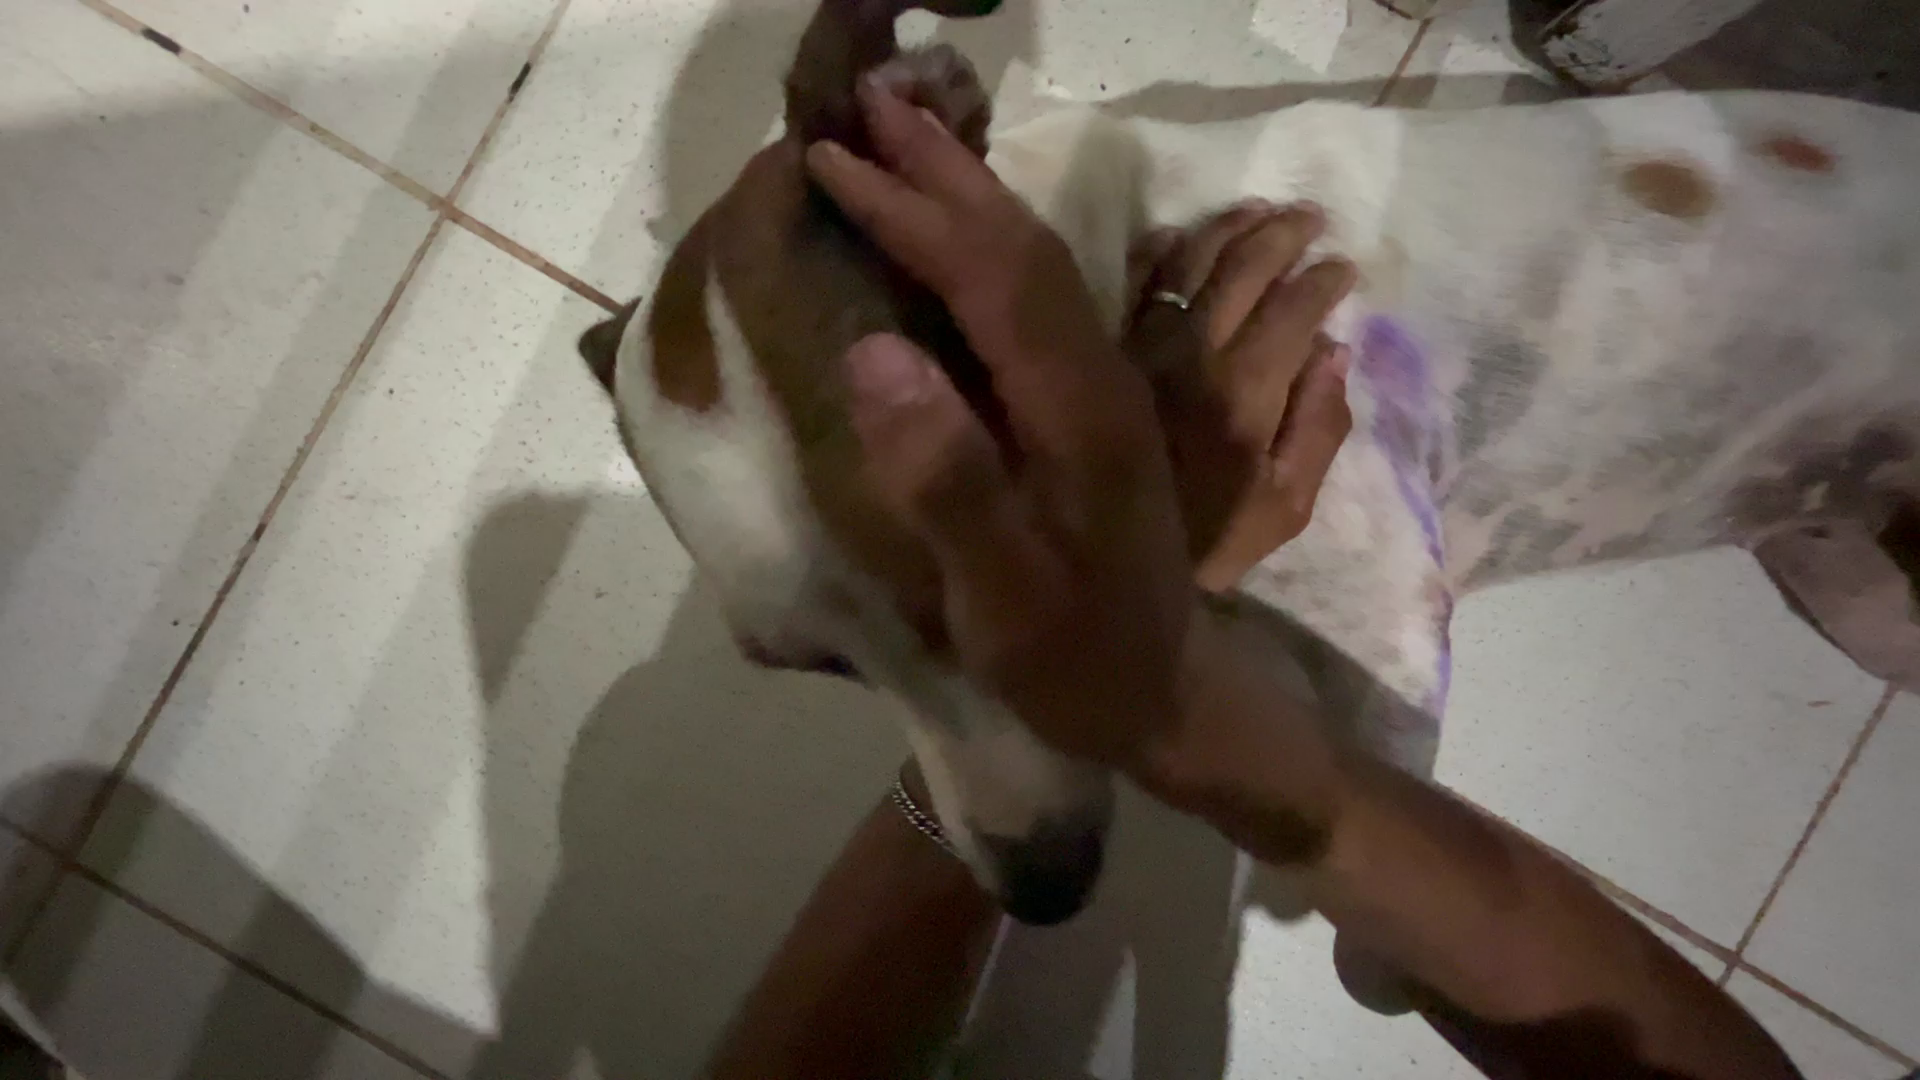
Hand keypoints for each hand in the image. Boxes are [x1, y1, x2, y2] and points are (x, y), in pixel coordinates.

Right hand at [806, 76, 1191, 769]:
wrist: (1156, 691)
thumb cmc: (1072, 656)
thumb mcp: (1002, 596)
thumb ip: (950, 483)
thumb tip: (874, 358)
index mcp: (1079, 416)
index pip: (994, 281)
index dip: (915, 215)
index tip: (834, 162)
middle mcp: (1099, 385)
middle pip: (1022, 252)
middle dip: (944, 177)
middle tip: (871, 109)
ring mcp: (1100, 396)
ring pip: (1035, 271)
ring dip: (970, 202)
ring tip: (907, 151)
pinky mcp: (1089, 415)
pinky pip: (1035, 309)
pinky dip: (987, 256)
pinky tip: (956, 246)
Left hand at [1123, 204, 1354, 592]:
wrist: (1112, 558)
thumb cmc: (1210, 537)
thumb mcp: (1285, 506)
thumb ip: (1319, 428)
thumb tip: (1335, 351)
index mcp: (1246, 393)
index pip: (1295, 310)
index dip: (1326, 279)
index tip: (1345, 266)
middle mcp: (1194, 357)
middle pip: (1242, 271)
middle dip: (1283, 234)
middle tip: (1309, 216)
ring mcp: (1143, 351)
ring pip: (1185, 266)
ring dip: (1225, 227)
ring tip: (1257, 209)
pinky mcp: (1109, 356)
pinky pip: (1128, 290)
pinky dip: (1153, 255)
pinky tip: (1174, 235)